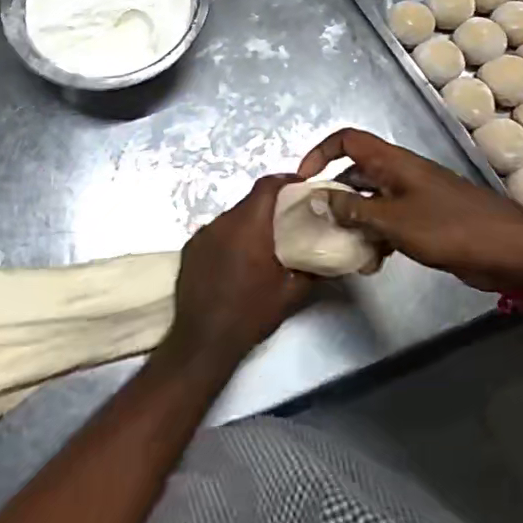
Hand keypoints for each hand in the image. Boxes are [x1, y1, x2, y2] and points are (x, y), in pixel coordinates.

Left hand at [160, 176, 312, 366]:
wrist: (202, 340)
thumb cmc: (250, 314)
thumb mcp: (291, 293)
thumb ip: (314, 269)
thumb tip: (334, 259)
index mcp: (249, 226)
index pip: (267, 186)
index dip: (286, 181)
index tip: (301, 187)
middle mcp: (222, 223)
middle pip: (249, 202)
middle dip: (270, 206)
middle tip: (289, 221)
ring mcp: (202, 235)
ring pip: (232, 218)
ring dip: (249, 224)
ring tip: (264, 243)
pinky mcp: (189, 249)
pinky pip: (215, 233)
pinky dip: (230, 238)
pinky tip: (238, 259)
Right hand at [297, 128, 522, 291]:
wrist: (510, 252)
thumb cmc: (451, 228)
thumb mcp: (395, 220)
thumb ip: (354, 209)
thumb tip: (319, 197)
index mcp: (394, 162)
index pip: (349, 140)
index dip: (322, 152)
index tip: (304, 180)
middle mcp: (400, 175)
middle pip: (355, 173)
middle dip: (333, 194)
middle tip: (316, 220)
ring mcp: (413, 199)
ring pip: (369, 202)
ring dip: (352, 221)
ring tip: (340, 246)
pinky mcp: (423, 223)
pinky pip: (387, 223)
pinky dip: (373, 237)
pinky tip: (369, 261)